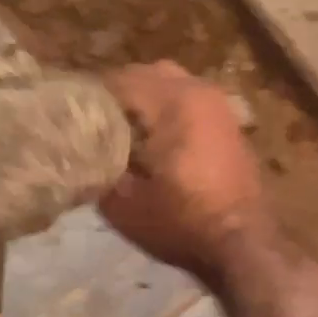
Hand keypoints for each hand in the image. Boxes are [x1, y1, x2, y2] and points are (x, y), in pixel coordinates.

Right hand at [99, 61, 271, 276]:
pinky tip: (156, 140)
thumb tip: (80, 153)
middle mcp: (198, 91)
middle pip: (146, 74)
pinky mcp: (229, 122)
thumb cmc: (182, 222)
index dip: (91, 99)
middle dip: (119, 94)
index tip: (73, 120)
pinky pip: (191, 99)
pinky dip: (170, 109)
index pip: (119, 81)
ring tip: (125, 132)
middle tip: (96, 124)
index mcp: (172, 101)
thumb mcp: (124, 204)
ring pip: (172, 83)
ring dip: (146, 99)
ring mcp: (219, 104)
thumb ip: (97, 169)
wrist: (243, 242)